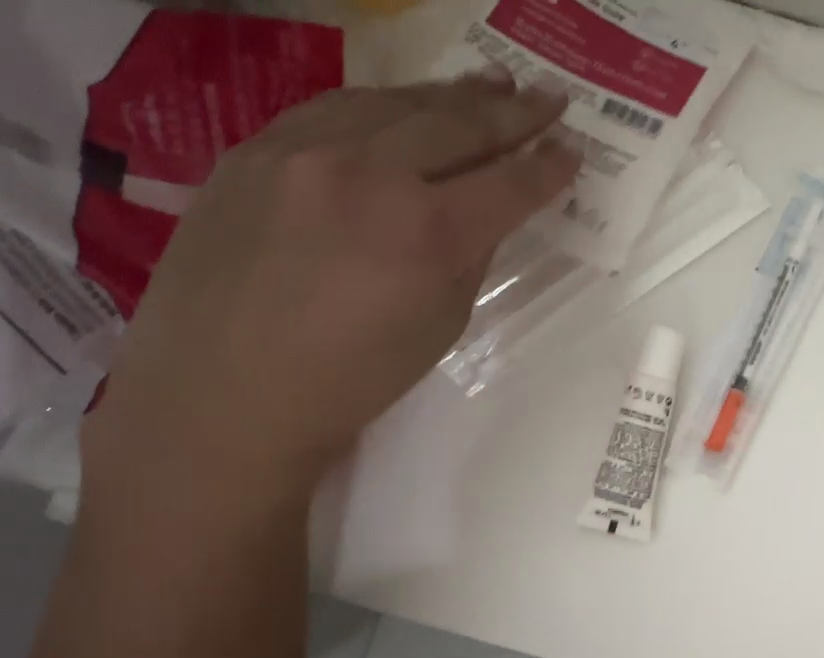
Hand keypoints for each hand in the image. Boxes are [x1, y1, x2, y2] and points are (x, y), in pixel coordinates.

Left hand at [87, 72, 579, 502]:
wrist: (228, 388)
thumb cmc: (357, 377)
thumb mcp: (443, 322)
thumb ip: (468, 255)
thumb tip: (483, 213)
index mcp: (427, 231)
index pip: (508, 184)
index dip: (548, 168)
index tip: (575, 151)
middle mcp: (367, 173)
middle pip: (457, 126)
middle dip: (512, 113)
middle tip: (550, 99)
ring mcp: (302, 152)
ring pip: (394, 104)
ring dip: (451, 96)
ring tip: (490, 83)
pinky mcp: (254, 150)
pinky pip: (334, 110)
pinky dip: (385, 104)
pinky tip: (407, 104)